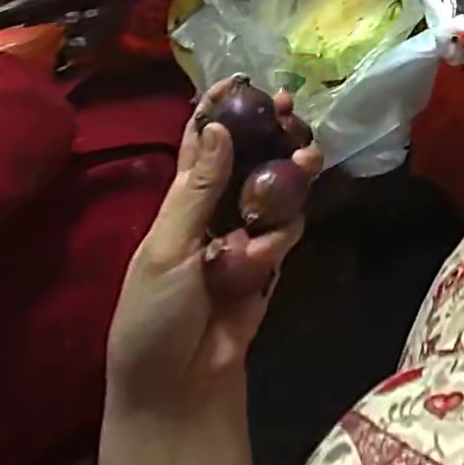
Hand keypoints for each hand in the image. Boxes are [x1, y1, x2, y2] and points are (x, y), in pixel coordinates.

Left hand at [105, 79, 322, 421]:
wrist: (179, 385)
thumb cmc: (154, 315)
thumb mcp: (167, 249)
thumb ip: (198, 190)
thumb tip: (216, 125)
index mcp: (182, 198)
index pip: (201, 141)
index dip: (217, 108)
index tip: (241, 79)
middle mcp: (217, 205)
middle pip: (249, 154)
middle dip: (270, 130)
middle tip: (292, 108)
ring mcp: (246, 229)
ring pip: (276, 185)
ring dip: (291, 170)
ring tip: (309, 156)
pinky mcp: (269, 256)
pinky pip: (286, 228)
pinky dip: (280, 237)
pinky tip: (266, 257)